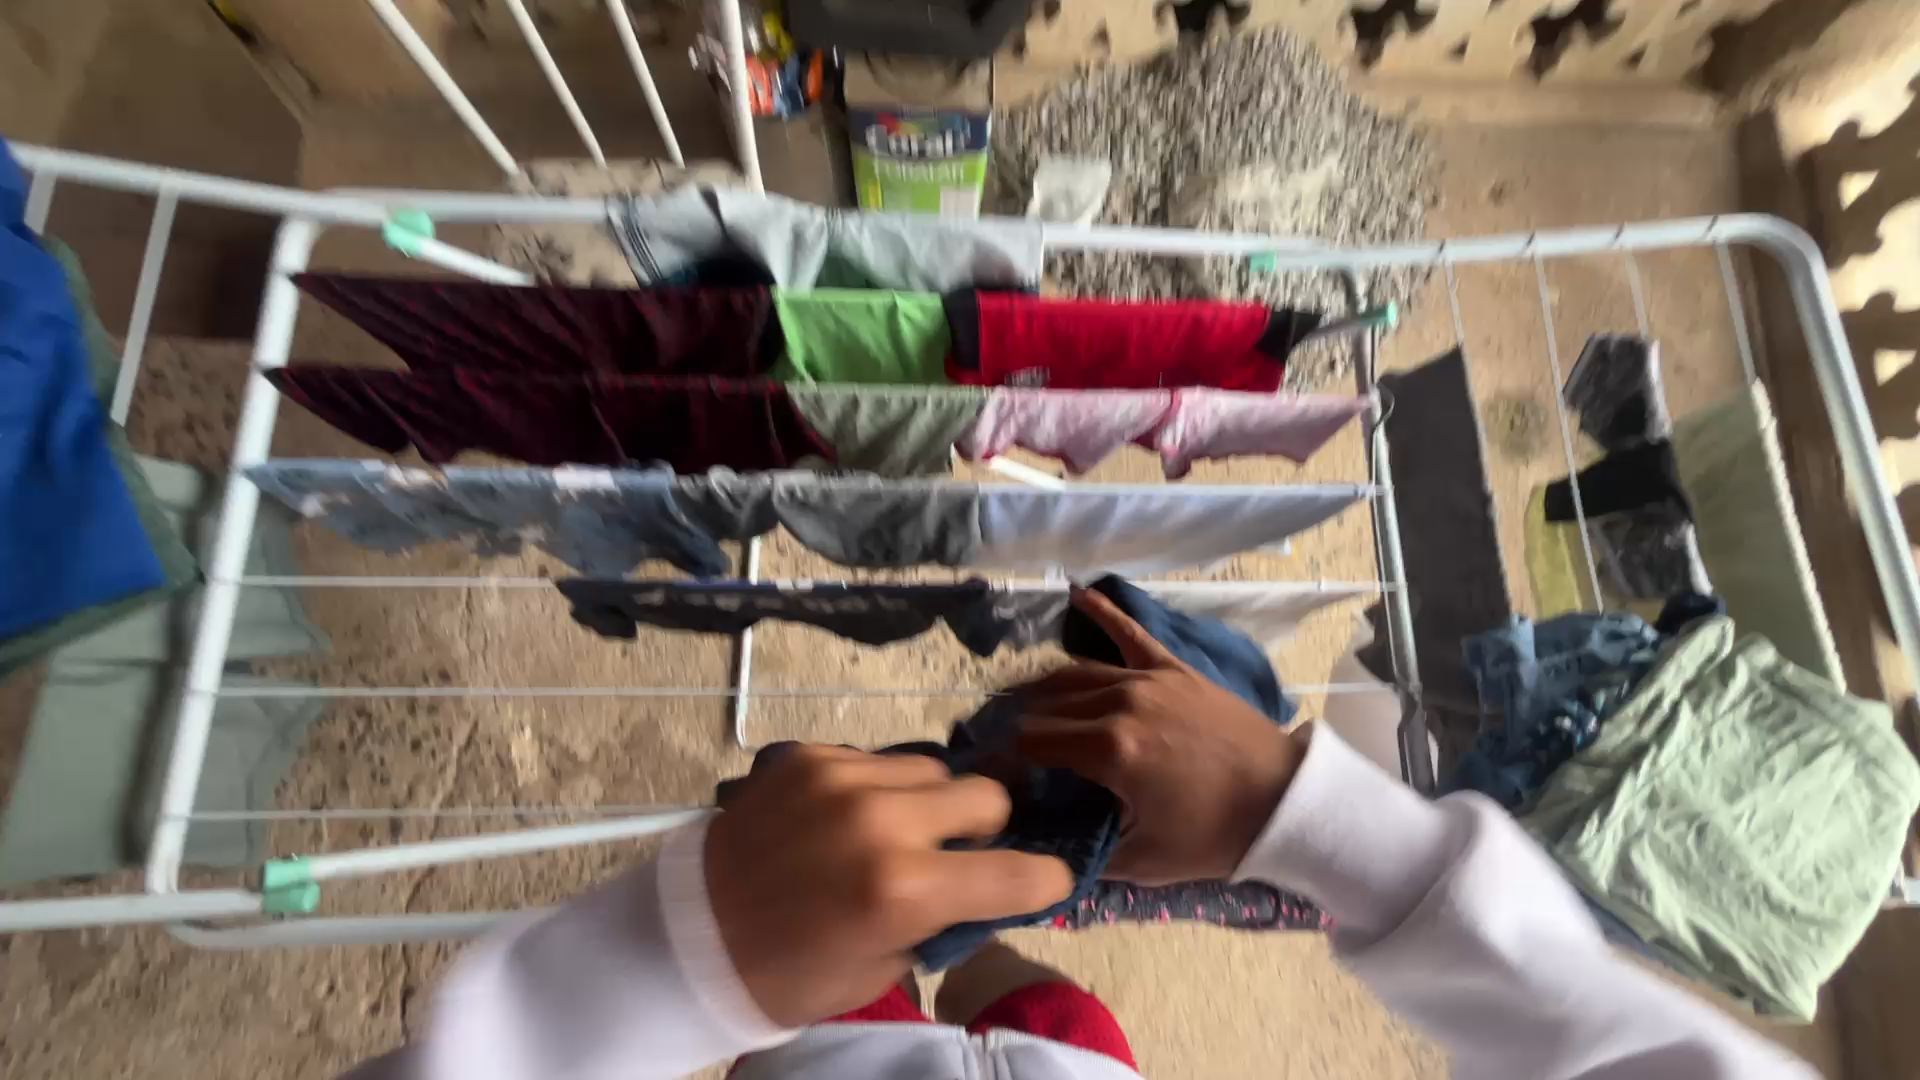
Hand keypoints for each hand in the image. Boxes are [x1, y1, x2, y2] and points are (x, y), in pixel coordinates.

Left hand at [704, 746, 1073, 1027]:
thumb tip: (983, 886)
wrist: (687, 934)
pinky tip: (847, 814)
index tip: (1047, 879)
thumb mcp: (881, 969)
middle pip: (985, 794)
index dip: (1044, 880)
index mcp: (902, 890)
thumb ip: (941, 920)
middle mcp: (881, 820)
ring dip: (930, 801)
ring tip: (896, 828)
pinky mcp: (810, 755)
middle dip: (986, 826)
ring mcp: (843, 777)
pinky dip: (877, 786)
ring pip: (932, 768)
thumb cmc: (788, 973)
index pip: (1015, 874)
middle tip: (958, 849)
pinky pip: (875, 759)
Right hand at [1016, 587, 1307, 884]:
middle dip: (1022, 725)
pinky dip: (1102, 611)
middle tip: (1009, 745)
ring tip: (1024, 701)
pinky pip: (1129, 632)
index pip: (1034, 742)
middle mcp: (1120, 703)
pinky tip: (1076, 593)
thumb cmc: (1215, 835)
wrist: (1286, 801)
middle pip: (1049, 706)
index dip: (1007, 758)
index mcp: (1109, 750)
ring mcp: (1147, 679)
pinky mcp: (1171, 668)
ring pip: (1076, 673)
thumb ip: (1087, 855)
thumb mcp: (1146, 862)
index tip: (995, 772)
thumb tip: (1041, 849)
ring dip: (1045, 687)